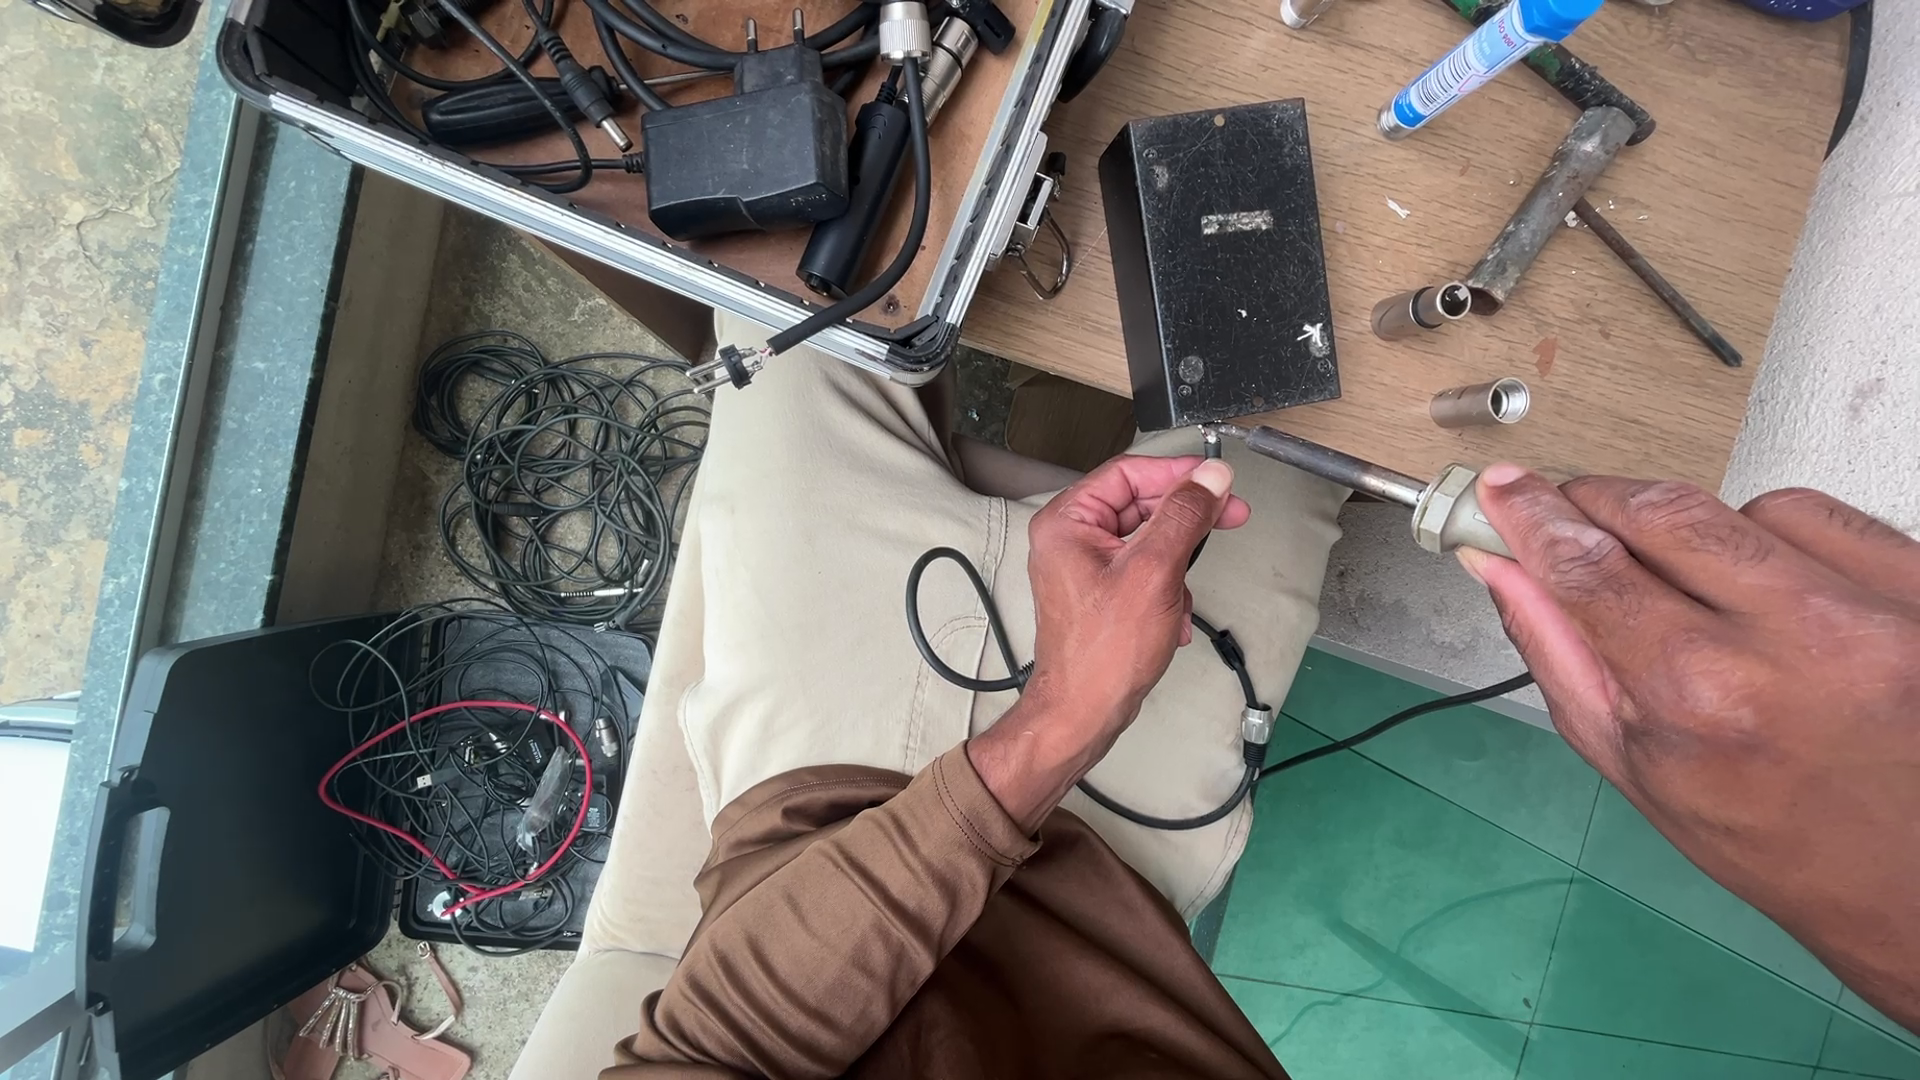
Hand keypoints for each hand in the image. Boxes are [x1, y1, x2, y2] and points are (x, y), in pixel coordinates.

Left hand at [967, 455, 1247, 830]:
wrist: (1084, 710)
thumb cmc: (1107, 649)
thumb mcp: (1155, 571)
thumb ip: (1184, 517)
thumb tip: (1212, 475)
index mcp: (1066, 521)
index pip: (1126, 473)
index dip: (1176, 472)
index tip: (1218, 478)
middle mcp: (1068, 537)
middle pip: (1138, 504)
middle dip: (1185, 520)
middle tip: (1232, 516)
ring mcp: (1081, 565)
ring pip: (1146, 540)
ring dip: (1176, 564)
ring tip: (1182, 597)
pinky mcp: (1097, 590)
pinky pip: (1141, 569)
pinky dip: (1165, 588)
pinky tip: (1173, 618)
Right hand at [1461, 464, 1919, 1028]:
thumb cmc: (1760, 834)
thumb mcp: (1622, 755)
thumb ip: (1551, 647)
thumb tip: (1499, 565)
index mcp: (1699, 694)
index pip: (1587, 567)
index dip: (1532, 516)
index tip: (1502, 486)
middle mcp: (1803, 641)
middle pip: (1661, 512)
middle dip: (1595, 501)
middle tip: (1567, 513)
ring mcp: (1893, 613)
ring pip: (1745, 507)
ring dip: (1691, 531)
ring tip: (1695, 584)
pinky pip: (1828, 518)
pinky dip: (1774, 537)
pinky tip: (1770, 587)